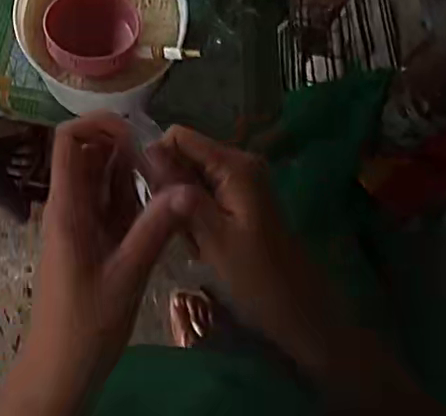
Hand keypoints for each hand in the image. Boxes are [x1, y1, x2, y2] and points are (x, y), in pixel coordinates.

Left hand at [10, 115, 195, 412]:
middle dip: (124, 145)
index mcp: (67, 206)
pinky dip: (133, 193)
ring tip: (165, 180)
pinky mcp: (92, 237)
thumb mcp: (125, 277)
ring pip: (102, 174)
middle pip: (89, 151)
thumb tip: (186, 187)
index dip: (98, 123)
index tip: (134, 134)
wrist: (58, 375)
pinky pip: (110, 199)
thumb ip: (154, 229)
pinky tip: (159, 204)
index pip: (68, 140)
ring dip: (131, 169)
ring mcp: (80, 220)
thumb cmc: (84, 328)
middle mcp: (70, 205)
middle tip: (160, 161)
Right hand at [152, 127, 445, 415]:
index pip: (180, 136)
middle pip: (186, 153)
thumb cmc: (257, 277)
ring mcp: (242, 177)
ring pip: (193, 173)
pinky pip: (206, 189)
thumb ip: (183, 195)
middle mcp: (239, 160)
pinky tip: (200, 242)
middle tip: (173, 227)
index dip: (157, 156)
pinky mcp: (242, 194)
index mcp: (234, 164)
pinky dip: (195, 211)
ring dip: (181, 202)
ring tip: (189, 240)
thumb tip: (150, 155)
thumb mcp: (213, 239)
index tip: (145, 194)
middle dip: (170, 184)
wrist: (300, 308)